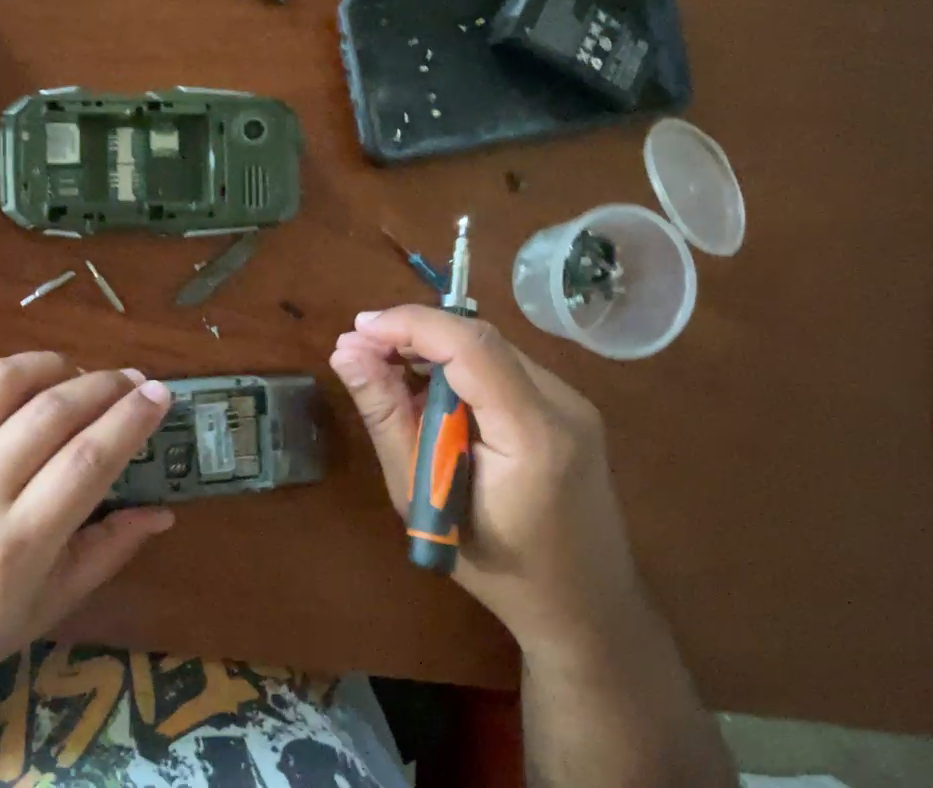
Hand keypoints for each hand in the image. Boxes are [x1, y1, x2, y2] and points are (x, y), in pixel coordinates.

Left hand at [0, 352, 175, 703]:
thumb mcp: (44, 610)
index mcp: (19, 542)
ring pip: (3, 380)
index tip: (160, 395)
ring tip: (75, 373)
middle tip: (132, 379)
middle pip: (54, 411)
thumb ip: (105, 554)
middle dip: (105, 385)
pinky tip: (11, 375)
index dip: (133, 420)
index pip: (90, 459)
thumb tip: (162, 512)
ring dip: (50, 364)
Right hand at [329, 306, 643, 648]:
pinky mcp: (569, 411)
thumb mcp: (422, 498)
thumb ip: (386, 417)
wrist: (586, 607)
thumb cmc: (497, 568)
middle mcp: (563, 405)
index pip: (470, 347)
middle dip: (414, 334)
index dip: (409, 324)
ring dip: (433, 351)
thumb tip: (345, 355)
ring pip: (490, 350)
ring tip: (385, 374)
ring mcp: (572, 405)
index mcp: (531, 434)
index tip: (357, 330)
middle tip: (359, 352)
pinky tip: (429, 397)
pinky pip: (503, 370)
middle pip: (480, 340)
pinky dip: (458, 370)